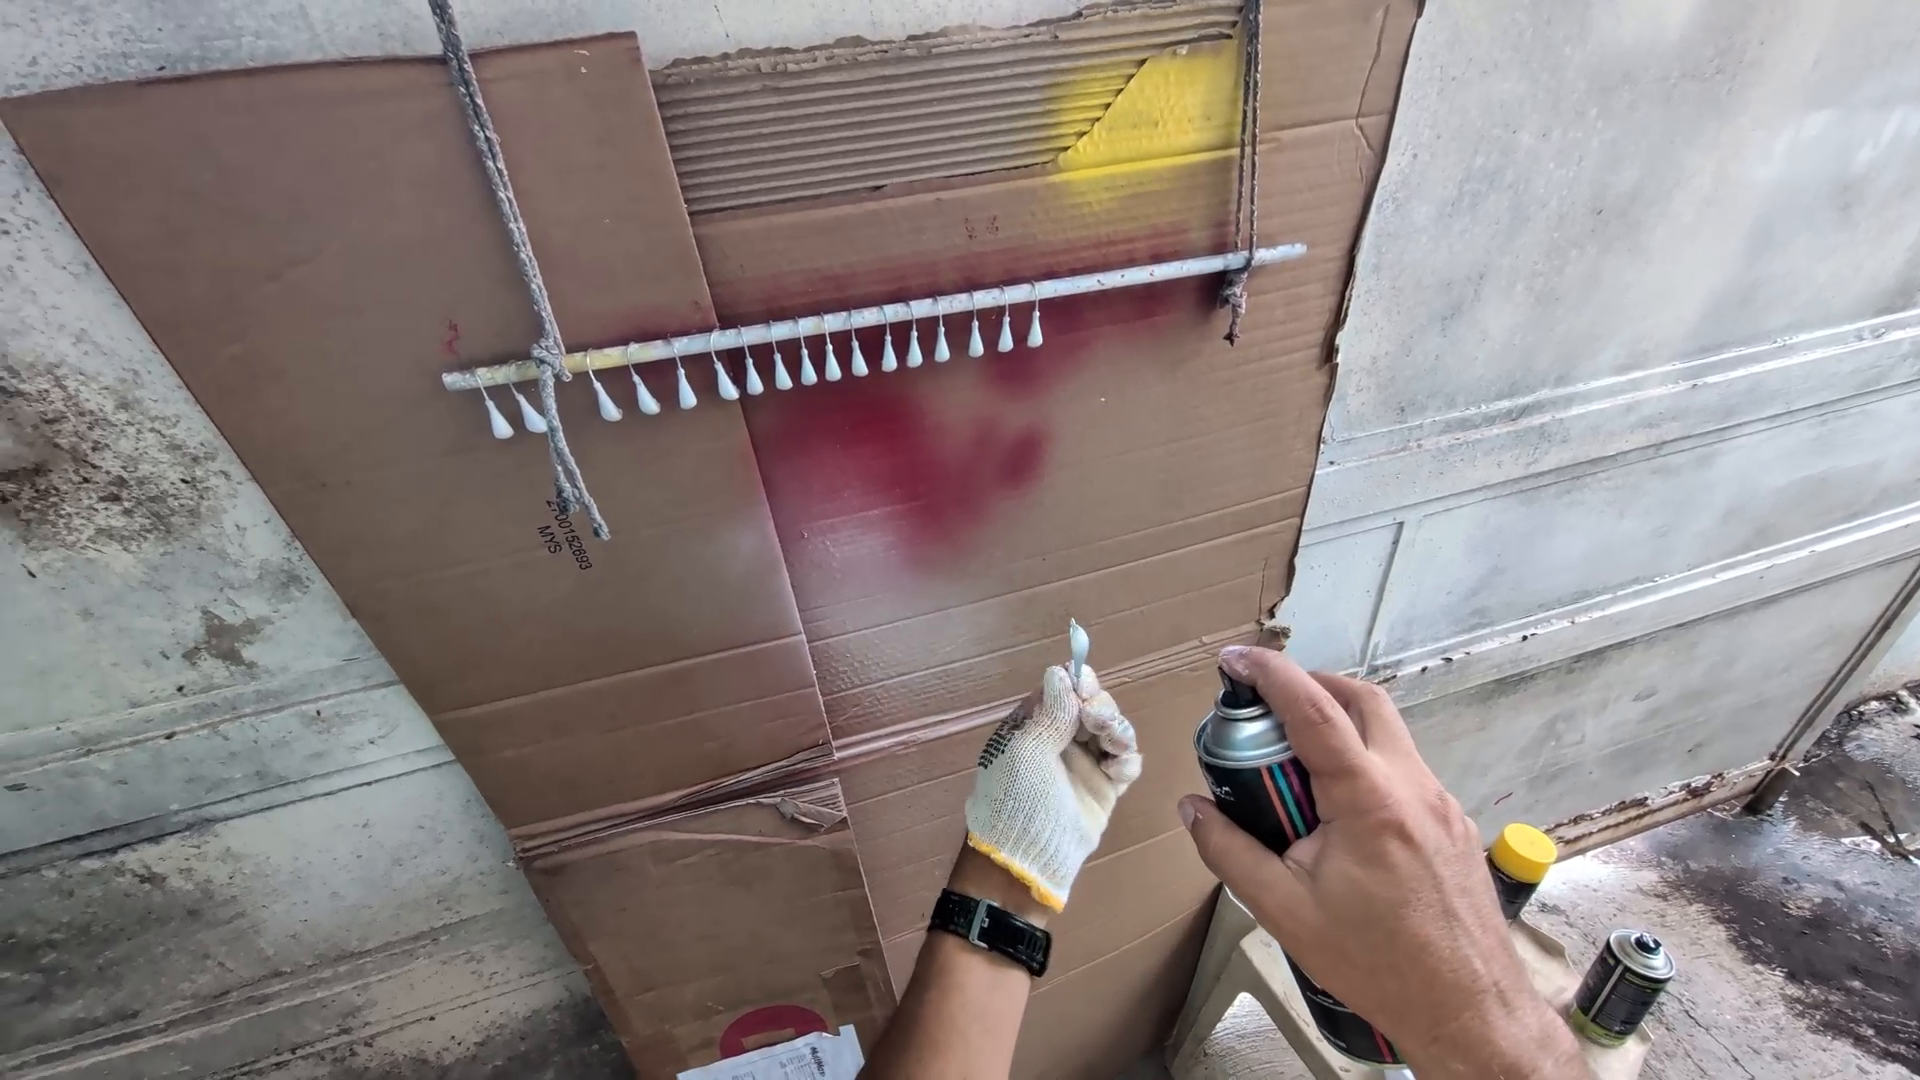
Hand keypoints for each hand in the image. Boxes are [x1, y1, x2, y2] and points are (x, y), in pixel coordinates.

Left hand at [965, 665, 1140, 910]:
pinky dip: (1128, 760)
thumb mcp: (1027, 750)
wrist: (1027, 859)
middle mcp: (1060, 739)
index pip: (1063, 690)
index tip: (1086, 684)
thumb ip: (1051, 711)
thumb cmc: (1017, 798)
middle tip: (1096, 721)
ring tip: (1112, 745)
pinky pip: (1126, 762)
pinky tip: (1119, 769)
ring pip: (1114, 731)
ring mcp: (1084, 764)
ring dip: (1118, 730)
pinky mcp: (1104, 788)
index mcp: (1035, 724)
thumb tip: (1059, 670)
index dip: (1079, 683)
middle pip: (1094, 706)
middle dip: (1102, 707)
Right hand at [1178, 646, 1589, 1078]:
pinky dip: (1362, 755)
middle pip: (1363, 699)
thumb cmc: (1379, 965)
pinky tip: (1334, 803)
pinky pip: (1401, 765)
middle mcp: (1412, 787)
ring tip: (1292, 754)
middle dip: (1311, 683)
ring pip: (1387, 729)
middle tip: (1266, 700)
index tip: (1234, 659)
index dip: (1269, 673)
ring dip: (1337, 719)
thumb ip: (1229, 850)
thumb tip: (1191, 808)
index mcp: (1369, 801)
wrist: (1474, 1017)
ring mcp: (1440, 803)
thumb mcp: (1284, 911)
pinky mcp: (1452, 823)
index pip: (1314, 711)